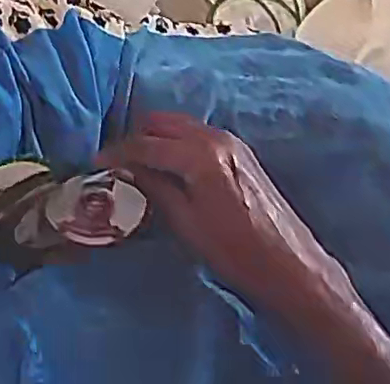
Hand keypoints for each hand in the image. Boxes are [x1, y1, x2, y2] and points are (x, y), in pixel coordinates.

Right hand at [97, 111, 349, 316]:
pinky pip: (196, 132)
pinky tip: (170, 163)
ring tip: (140, 161)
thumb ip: (155, 188)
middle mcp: (213, 136)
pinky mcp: (239, 149)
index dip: (118, 151)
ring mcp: (229, 140)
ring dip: (157, 136)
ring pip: (179, 124)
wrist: (291, 266)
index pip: (146, 144)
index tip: (98, 159)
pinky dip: (177, 140)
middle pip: (161, 122)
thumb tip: (128, 169)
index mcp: (198, 153)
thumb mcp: (186, 224)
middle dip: (136, 136)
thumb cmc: (235, 251)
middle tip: (119, 159)